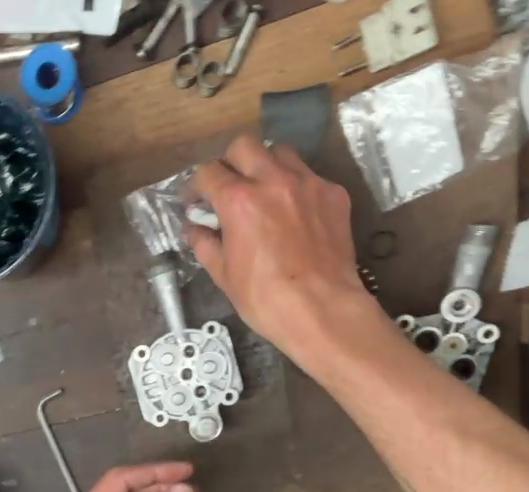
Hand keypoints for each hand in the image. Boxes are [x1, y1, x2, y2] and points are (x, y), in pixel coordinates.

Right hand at [187, 138, 385, 362]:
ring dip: (264, 166)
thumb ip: (206, 243)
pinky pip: (308, 176)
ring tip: (262, 192)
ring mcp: (307, 183)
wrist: (320, 308)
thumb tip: (195, 229)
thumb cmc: (263, 298)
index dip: (195, 186)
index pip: (208, 173)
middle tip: (227, 188)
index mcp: (238, 200)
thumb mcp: (223, 274)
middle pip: (244, 146)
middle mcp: (273, 180)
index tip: (195, 201)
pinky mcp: (333, 194)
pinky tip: (292, 213)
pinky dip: (294, 187)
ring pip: (280, 152)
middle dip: (229, 163)